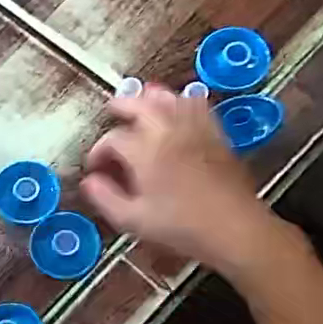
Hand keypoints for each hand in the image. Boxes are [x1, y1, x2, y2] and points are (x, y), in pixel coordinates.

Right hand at [81, 85, 278, 271]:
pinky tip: (182, 103)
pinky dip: (185, 99)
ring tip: (142, 97)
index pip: (112, 140)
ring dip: (152, 96)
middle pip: (140, 104)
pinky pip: (199, 105)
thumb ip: (106, 198)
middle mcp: (168, 132)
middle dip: (122, 104)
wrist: (232, 228)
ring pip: (170, 98)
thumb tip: (90, 183)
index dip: (99, 151)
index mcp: (144, 152)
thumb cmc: (181, 227)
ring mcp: (195, 130)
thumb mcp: (133, 220)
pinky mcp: (216, 135)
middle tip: (111, 108)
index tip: (95, 166)